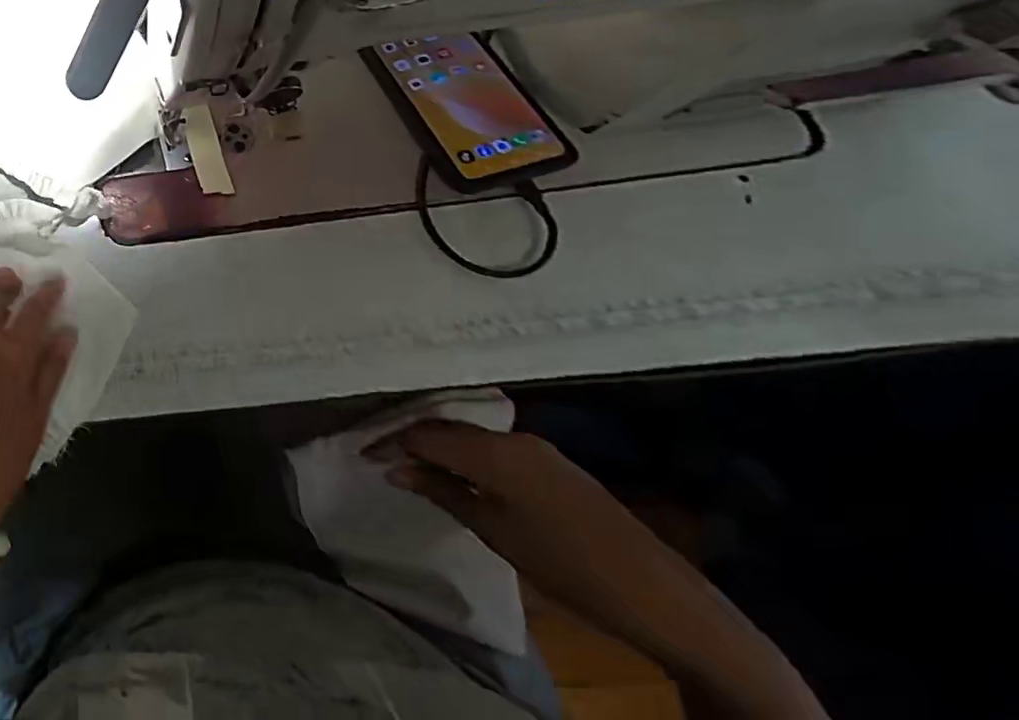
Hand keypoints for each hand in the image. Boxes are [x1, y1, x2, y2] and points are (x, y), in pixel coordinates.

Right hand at [371, 422, 829, 719]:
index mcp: (495, 451)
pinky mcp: (550, 463)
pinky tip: (456, 475)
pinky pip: (492, 446)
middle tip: (382, 459)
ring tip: (412, 468)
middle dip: (411, 440)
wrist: (654, 591)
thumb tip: (396, 470)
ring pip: (470, 435)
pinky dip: (466, 456)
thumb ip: (442, 491)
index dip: (391, 443)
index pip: (426, 434)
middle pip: (447, 427)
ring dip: (439, 447)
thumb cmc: (563, 563)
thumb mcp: (492, 530)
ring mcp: (536, 447)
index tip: (363, 456)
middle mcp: (513, 437)